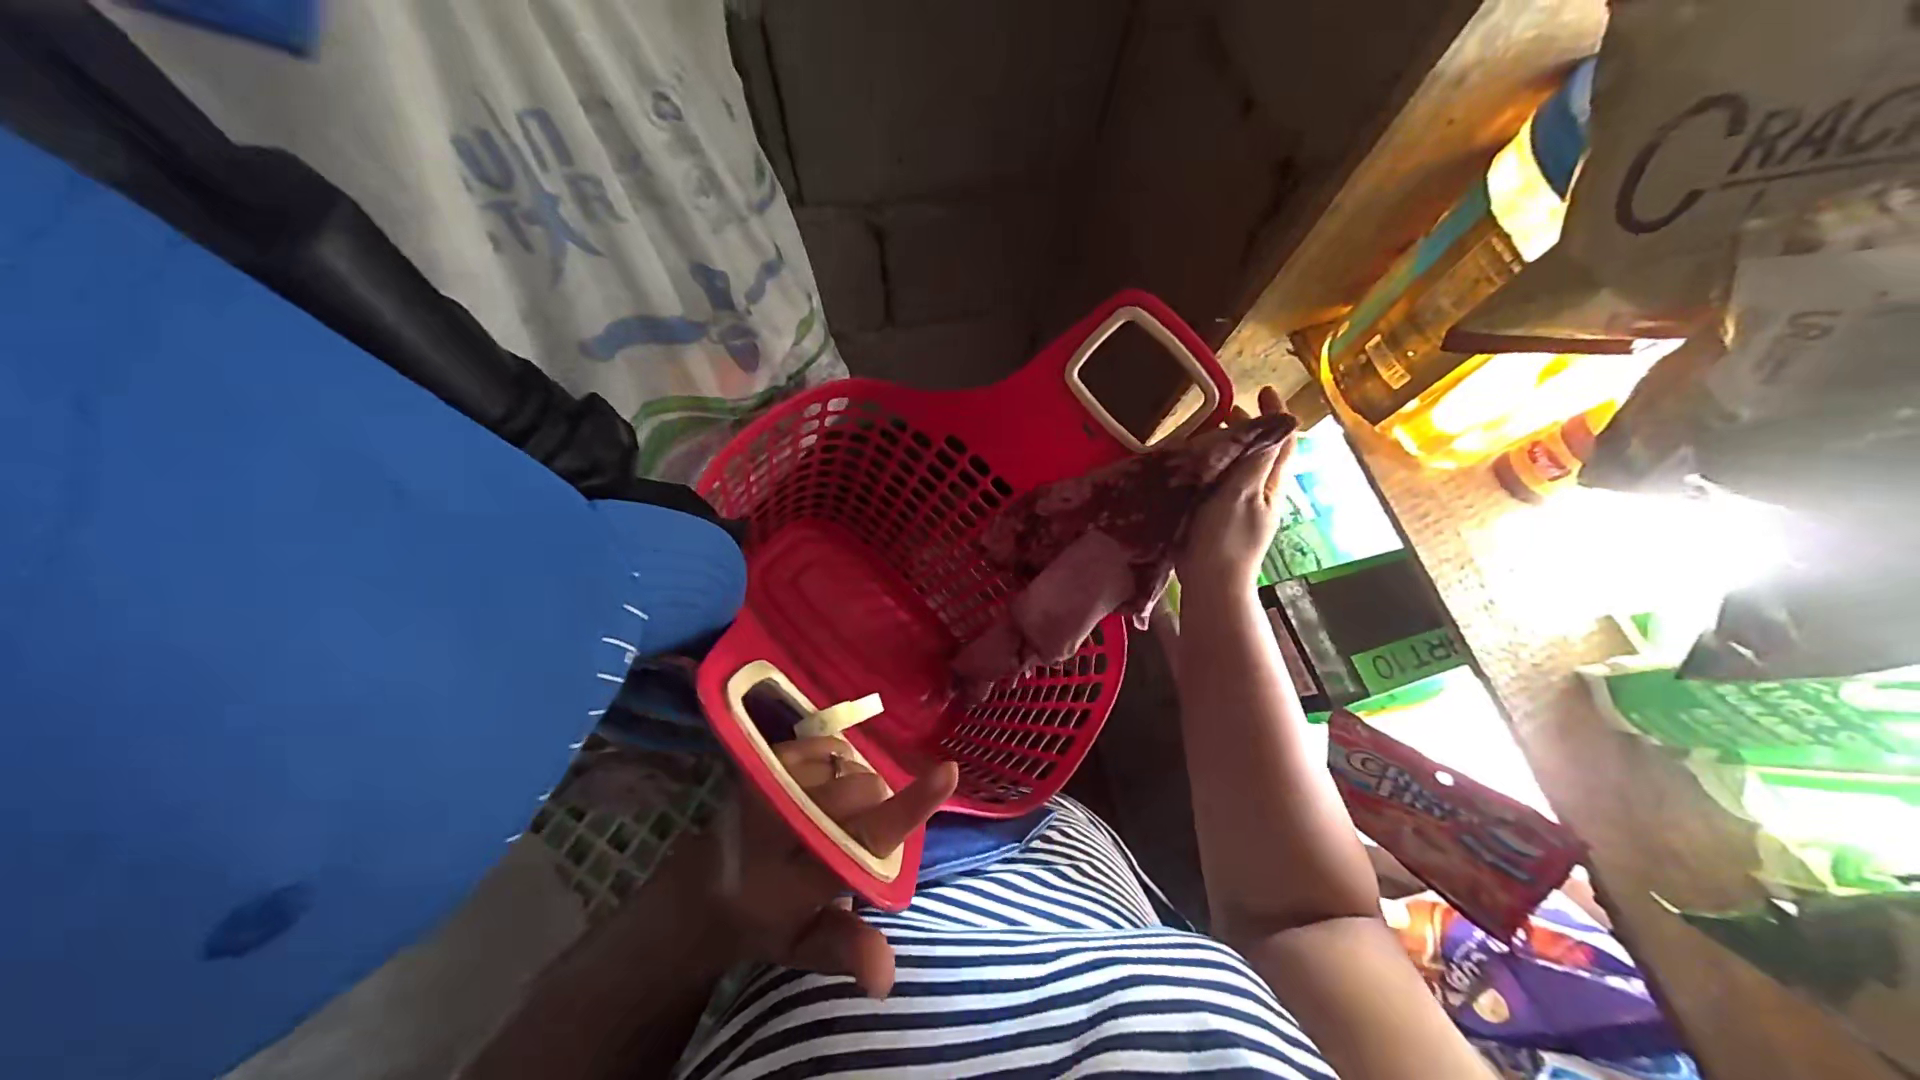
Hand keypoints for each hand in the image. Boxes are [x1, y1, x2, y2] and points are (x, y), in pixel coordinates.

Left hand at [697, 738, 956, 997]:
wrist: (699, 888)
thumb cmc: (765, 921)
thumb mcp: (804, 947)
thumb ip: (846, 949)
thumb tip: (887, 976)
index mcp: (792, 883)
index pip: (861, 841)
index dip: (908, 807)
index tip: (948, 773)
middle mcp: (777, 826)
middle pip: (863, 791)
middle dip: (879, 805)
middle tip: (864, 830)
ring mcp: (766, 787)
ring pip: (848, 765)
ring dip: (860, 784)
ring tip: (841, 812)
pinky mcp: (763, 762)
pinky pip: (828, 746)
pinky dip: (842, 761)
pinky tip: (829, 785)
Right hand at [1176, 386, 1295, 591]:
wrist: (1212, 584)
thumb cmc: (1226, 539)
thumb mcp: (1242, 493)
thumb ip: (1256, 460)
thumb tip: (1275, 425)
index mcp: (1270, 484)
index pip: (1282, 441)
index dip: (1275, 414)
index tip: (1264, 390)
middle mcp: (1260, 493)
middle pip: (1261, 452)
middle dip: (1249, 427)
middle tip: (1226, 410)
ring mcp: (1241, 507)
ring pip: (1241, 467)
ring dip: (1229, 446)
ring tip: (1207, 432)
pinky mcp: (1220, 519)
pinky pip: (1222, 482)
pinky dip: (1214, 466)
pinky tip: (1195, 467)